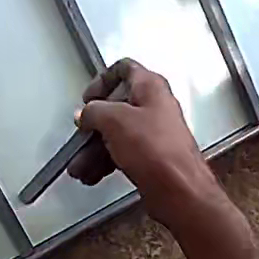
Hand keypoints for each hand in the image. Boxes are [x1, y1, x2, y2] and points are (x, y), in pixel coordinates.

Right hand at [67, 59, 224, 227]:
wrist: (178, 190)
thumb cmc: (156, 150)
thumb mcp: (113, 120)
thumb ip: (93, 111)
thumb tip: (85, 114)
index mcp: (151, 87)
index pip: (124, 69)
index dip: (101, 80)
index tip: (88, 97)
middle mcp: (156, 107)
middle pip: (117, 107)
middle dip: (93, 125)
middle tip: (81, 136)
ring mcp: (156, 134)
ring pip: (118, 135)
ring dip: (95, 150)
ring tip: (79, 167)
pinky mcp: (154, 158)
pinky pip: (124, 154)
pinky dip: (106, 163)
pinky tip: (92, 175)